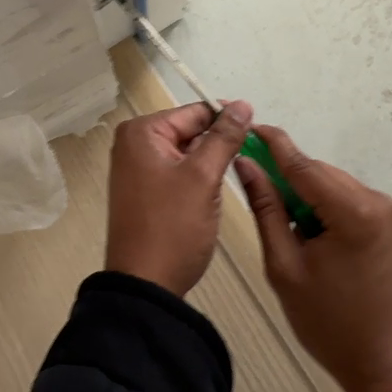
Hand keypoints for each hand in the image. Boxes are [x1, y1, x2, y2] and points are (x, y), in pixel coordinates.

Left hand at [104, 99, 253, 295]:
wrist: (145, 286)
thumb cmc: (173, 226)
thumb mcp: (203, 178)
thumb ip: (224, 138)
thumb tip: (242, 104)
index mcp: (141, 132)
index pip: (193, 112)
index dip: (226, 119)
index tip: (257, 130)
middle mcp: (133, 143)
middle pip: (188, 131)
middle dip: (217, 144)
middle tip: (250, 159)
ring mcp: (136, 169)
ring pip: (185, 154)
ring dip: (209, 164)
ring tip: (234, 177)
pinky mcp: (143, 191)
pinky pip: (176, 172)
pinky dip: (196, 179)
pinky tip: (212, 195)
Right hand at [234, 125, 391, 391]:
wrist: (387, 368)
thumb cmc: (330, 323)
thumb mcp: (284, 266)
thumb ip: (266, 209)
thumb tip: (246, 164)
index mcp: (353, 213)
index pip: (302, 163)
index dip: (270, 142)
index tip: (244, 125)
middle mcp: (377, 202)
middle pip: (317, 172)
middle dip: (286, 177)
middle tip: (256, 191)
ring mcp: (388, 212)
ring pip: (330, 184)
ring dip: (305, 195)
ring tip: (289, 230)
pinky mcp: (389, 225)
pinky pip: (345, 199)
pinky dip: (323, 207)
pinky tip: (312, 237)